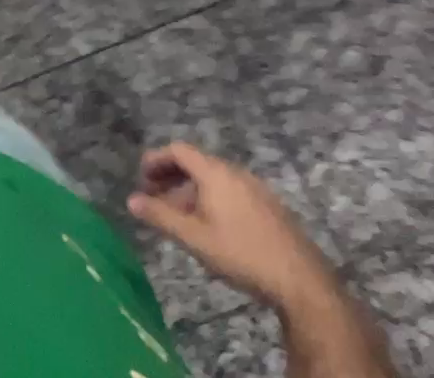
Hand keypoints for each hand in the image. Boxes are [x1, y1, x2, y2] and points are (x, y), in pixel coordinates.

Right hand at [127, 142, 336, 308]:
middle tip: (155, 198)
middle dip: (171, 177)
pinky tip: (210, 226)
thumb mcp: (193, 237)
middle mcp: (237, 174)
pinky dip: (212, 199)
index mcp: (216, 173)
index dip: (156, 159)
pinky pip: (232, 192)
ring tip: (179, 216)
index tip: (142, 178)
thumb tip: (131, 200)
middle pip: (197, 163)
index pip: (179, 150)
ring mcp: (258, 190)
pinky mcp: (271, 208)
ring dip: (191, 190)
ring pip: (215, 179)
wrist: (303, 283)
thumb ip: (159, 215)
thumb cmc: (241, 254)